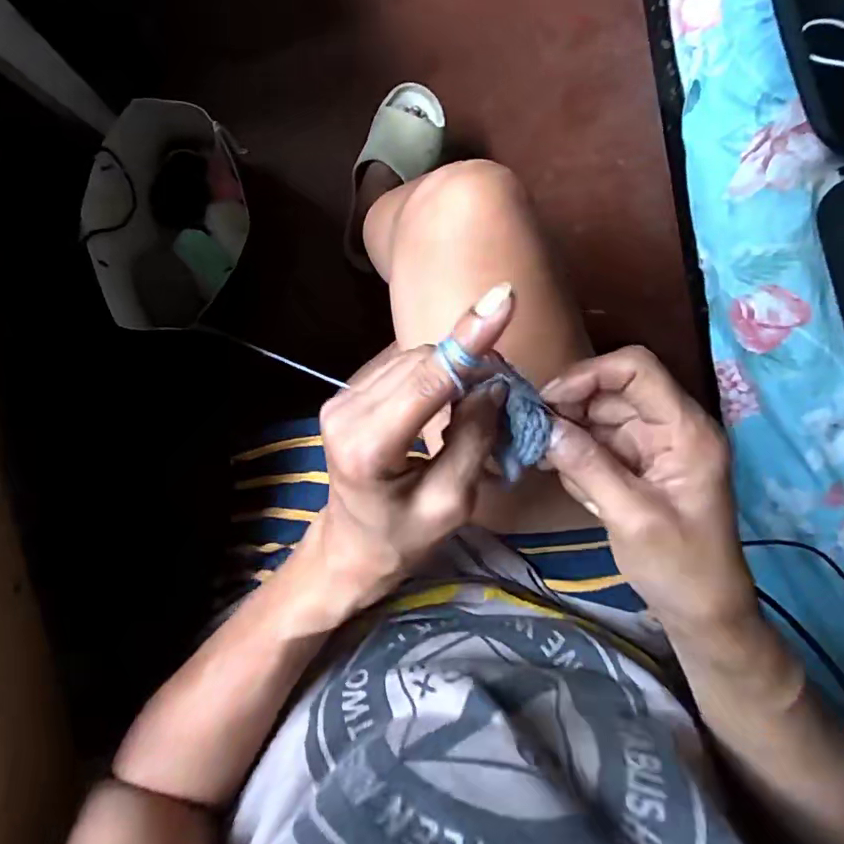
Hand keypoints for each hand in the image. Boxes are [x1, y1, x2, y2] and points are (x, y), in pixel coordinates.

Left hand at [297, 283, 513, 623]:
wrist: (349, 544)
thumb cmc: (402, 538)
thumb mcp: (450, 504)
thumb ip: (472, 440)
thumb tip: (493, 382)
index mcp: (368, 448)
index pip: (425, 382)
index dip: (467, 339)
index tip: (502, 299)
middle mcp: (344, 413)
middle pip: (420, 362)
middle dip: (467, 362)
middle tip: (504, 386)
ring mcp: (339, 399)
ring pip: (409, 358)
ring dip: (450, 366)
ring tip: (475, 398)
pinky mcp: (344, 394)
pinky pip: (397, 365)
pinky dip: (429, 372)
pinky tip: (445, 395)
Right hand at [540, 346, 757, 638]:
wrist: (704, 615)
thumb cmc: (680, 568)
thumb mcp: (632, 518)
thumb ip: (587, 466)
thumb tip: (542, 426)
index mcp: (685, 431)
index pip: (636, 369)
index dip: (588, 374)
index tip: (548, 401)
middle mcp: (669, 428)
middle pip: (609, 389)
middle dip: (568, 406)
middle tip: (533, 433)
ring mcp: (650, 445)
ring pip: (595, 413)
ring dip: (566, 431)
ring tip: (544, 460)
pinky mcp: (633, 463)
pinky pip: (594, 440)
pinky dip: (572, 453)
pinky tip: (568, 481)